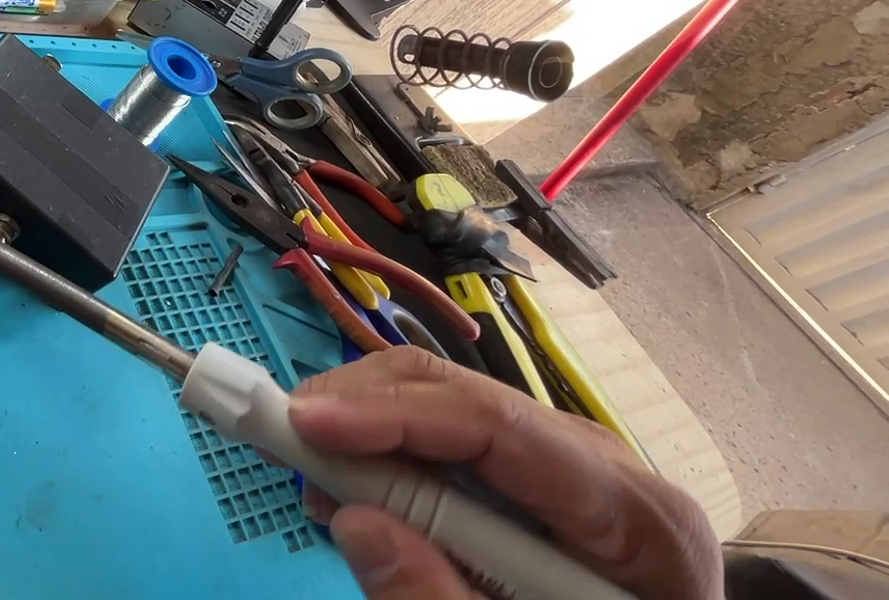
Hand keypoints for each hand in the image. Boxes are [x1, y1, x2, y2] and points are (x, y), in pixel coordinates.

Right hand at [285, 348, 720, 599]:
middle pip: (446, 388)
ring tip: (311, 479)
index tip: (302, 425)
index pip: (489, 421)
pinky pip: (429, 428)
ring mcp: (552, 450)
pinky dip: (372, 446)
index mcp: (629, 510)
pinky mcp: (516, 462)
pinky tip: (348, 486)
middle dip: (353, 407)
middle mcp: (591, 455)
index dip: (387, 413)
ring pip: (426, 394)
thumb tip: (351, 521)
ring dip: (353, 425)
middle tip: (281, 442)